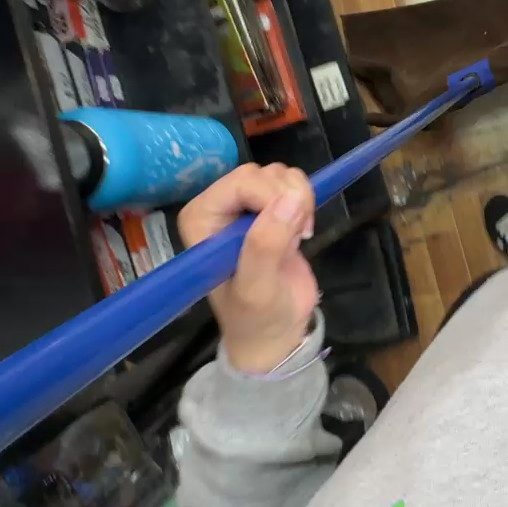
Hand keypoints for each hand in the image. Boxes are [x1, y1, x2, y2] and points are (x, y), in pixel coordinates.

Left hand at [176, 163, 319, 373]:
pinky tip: (300, 231)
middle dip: (288, 199)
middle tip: (298, 235)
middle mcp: (219, 205)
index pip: (242, 181)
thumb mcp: (257, 288)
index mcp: (202, 218)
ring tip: (298, 236)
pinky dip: (305, 201)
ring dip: (299, 200)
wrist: (275, 333)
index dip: (272, 198)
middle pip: (262, 174)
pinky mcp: (270, 209)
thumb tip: (290, 199)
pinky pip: (292, 183)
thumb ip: (265, 245)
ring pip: (279, 175)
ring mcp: (245, 205)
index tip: (291, 232)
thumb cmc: (257, 316)